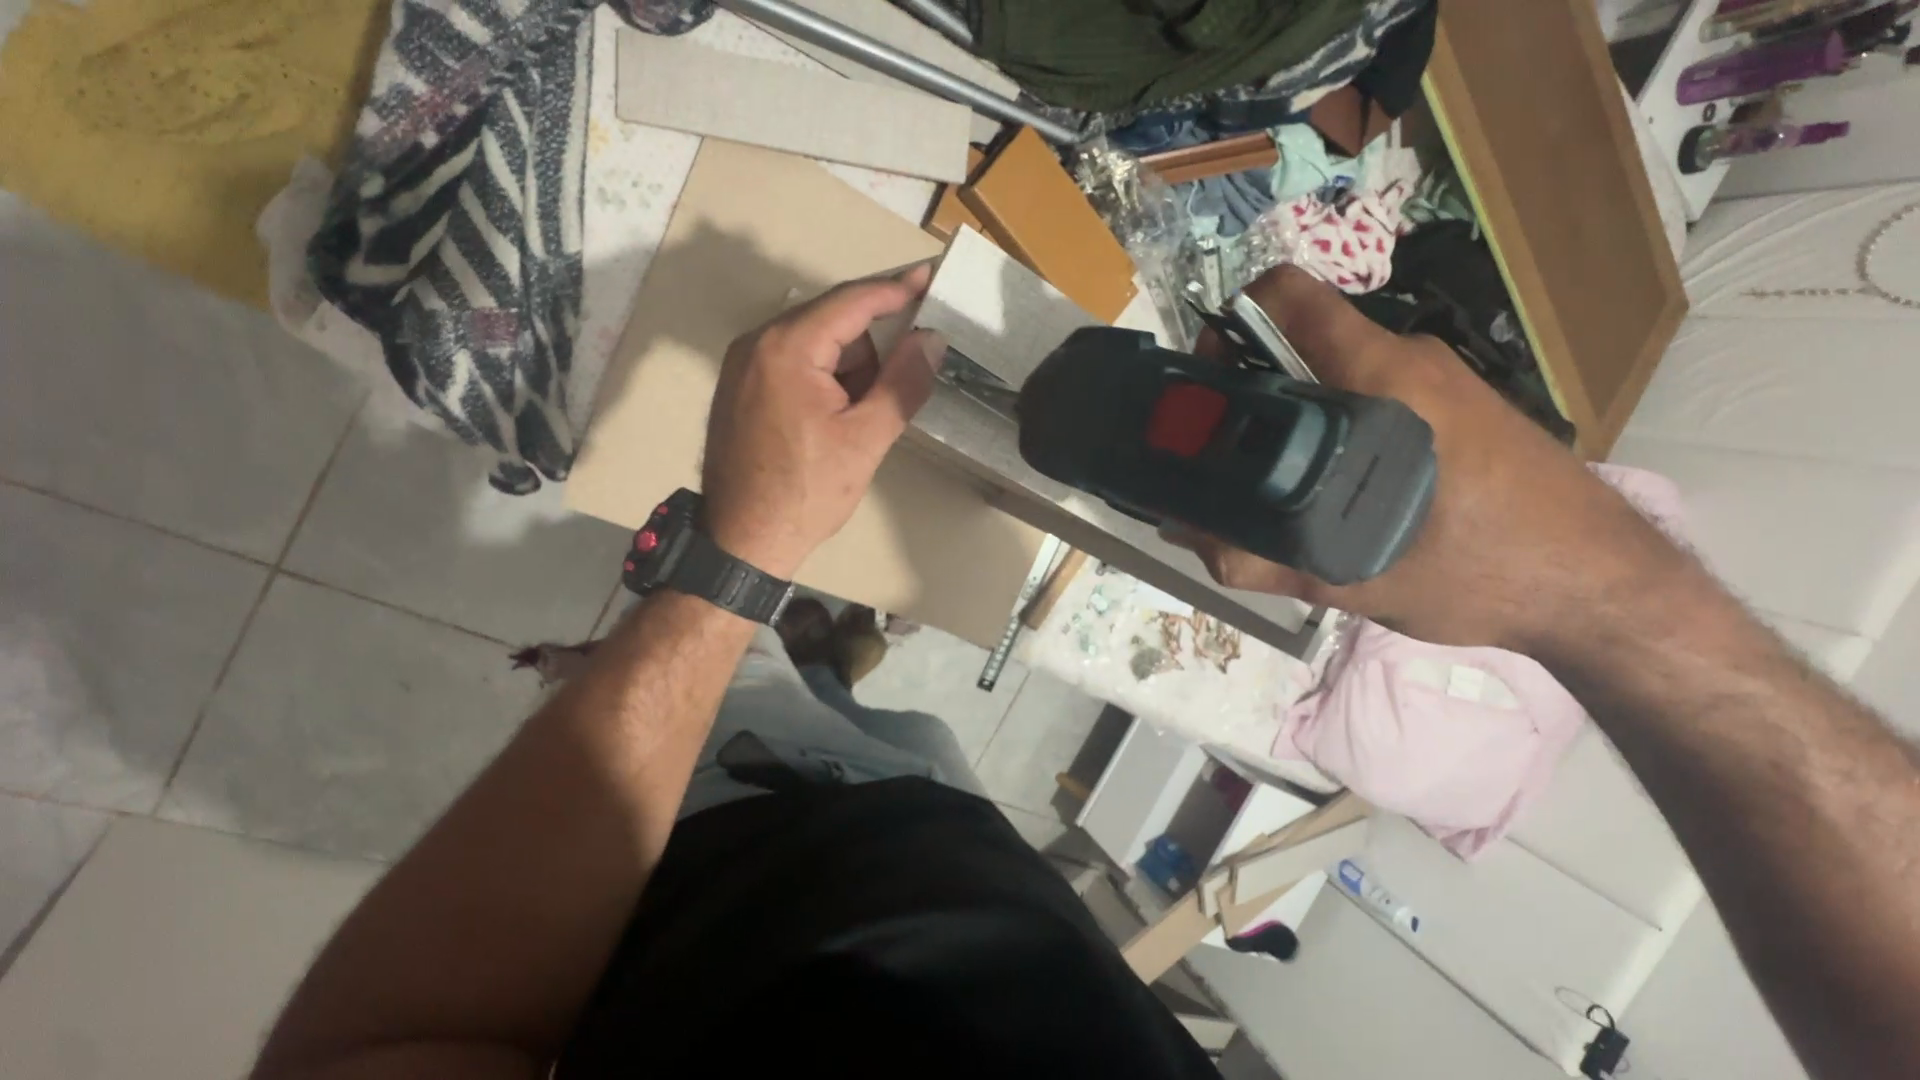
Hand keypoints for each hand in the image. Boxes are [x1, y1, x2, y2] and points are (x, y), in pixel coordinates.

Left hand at [701, 265, 946, 578]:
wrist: (741, 542)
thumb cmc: (806, 492)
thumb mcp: (865, 439)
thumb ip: (903, 382)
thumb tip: (932, 339)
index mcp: (786, 348)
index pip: (852, 301)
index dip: (896, 290)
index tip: (931, 279)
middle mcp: (757, 343)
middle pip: (832, 319)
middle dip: (874, 342)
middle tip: (905, 372)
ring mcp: (743, 364)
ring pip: (815, 343)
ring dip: (850, 366)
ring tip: (862, 418)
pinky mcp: (741, 387)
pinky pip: (794, 362)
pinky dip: (826, 377)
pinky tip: (840, 416)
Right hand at [1164, 267, 1697, 654]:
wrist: (1605, 589)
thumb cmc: (1489, 574)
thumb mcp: (1356, 578)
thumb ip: (1261, 559)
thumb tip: (1187, 536)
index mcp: (1386, 377)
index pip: (1286, 298)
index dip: (1227, 326)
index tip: (1203, 388)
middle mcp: (1410, 360)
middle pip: (1299, 340)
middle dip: (1247, 387)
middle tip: (1222, 453)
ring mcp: (1438, 380)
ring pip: (1333, 371)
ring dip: (1289, 414)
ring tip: (1270, 481)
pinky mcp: (1454, 407)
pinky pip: (1369, 395)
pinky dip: (1330, 427)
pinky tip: (1330, 490)